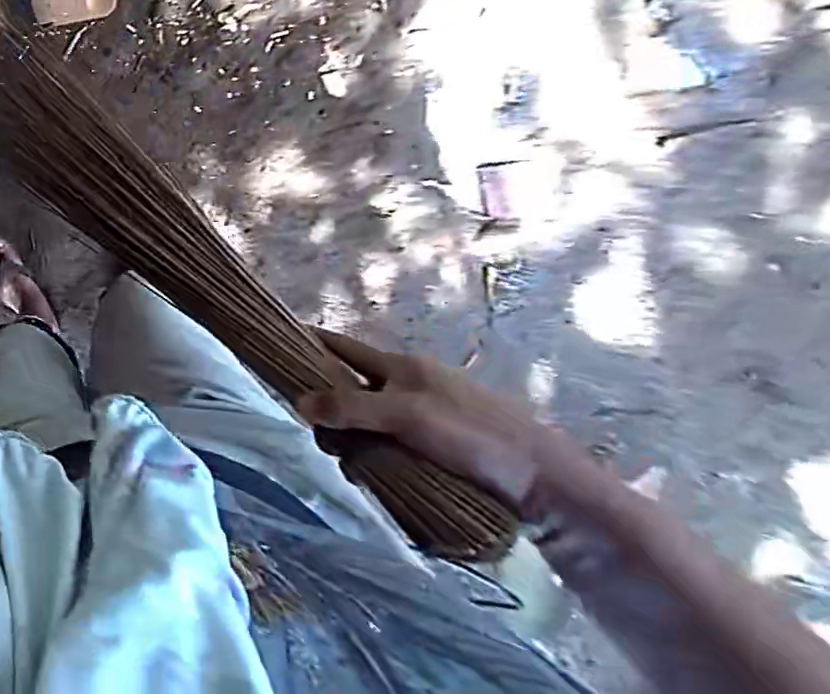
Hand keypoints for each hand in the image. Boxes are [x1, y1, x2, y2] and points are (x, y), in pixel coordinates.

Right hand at [298, 331, 579, 510]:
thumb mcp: (405, 416)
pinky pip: (390, 442)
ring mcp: (427, 413)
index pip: (342, 345)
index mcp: (402, 365)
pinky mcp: (441, 444)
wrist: (550, 486)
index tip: (279, 348)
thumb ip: (350, 406)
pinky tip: (381, 476)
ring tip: (358, 467)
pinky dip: (378, 455)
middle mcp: (411, 382)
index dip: (310, 343)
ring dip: (355, 440)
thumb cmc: (474, 437)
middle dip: (331, 411)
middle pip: (350, 387)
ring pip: (369, 419)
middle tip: (327, 441)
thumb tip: (298, 402)